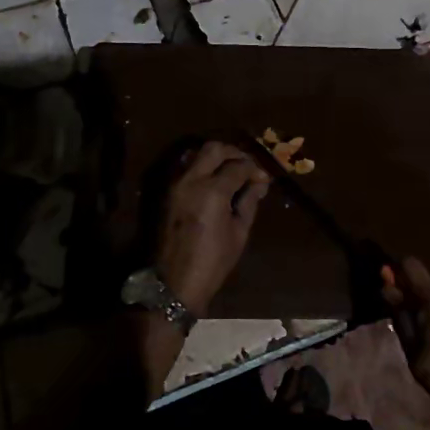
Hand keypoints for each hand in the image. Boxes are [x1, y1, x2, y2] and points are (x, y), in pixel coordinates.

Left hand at [154, 141, 270, 315]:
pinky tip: (213, 181)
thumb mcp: (239, 233)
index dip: (254, 169)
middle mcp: (191, 180)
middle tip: (247, 166)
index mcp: (212, 191)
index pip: (237, 166)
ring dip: (216, 157)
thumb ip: (248, 202)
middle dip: (234, 153)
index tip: (263, 179)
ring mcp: (175, 184)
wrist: (175, 280)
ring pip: (196, 155)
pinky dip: (201, 167)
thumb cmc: (213, 261)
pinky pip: (185, 168)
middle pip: (214, 149)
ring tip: (231, 171)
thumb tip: (259, 183)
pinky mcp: (166, 192)